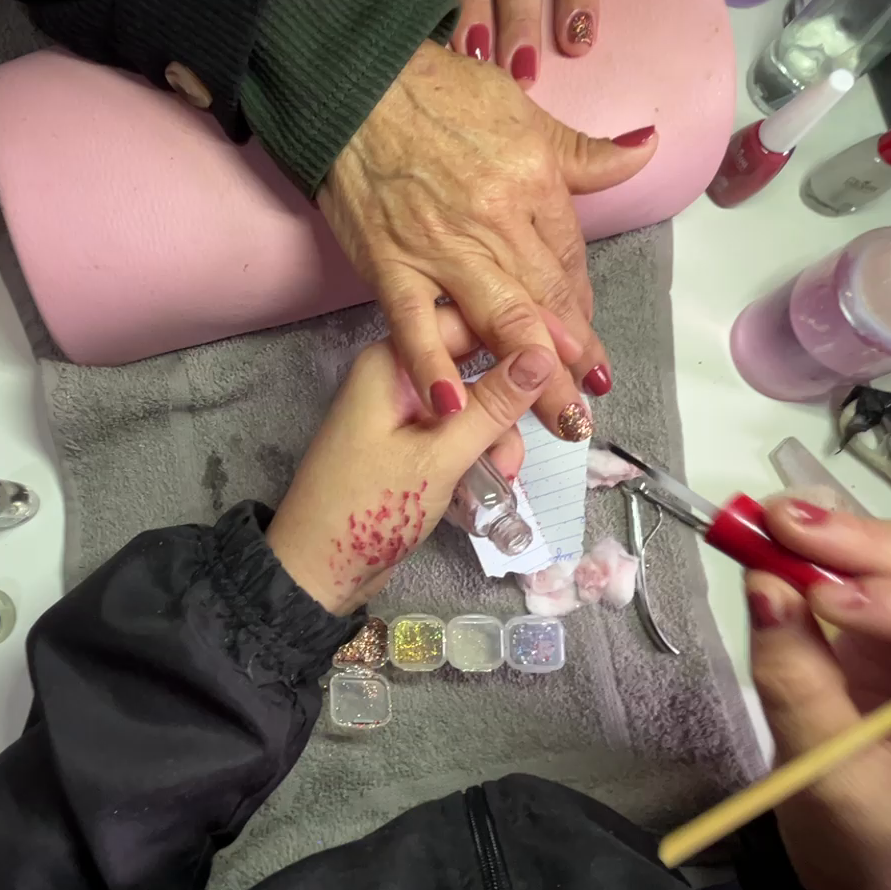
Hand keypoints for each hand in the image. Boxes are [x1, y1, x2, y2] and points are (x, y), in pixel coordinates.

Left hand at [267, 316, 560, 612]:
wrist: (315, 568)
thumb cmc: (370, 507)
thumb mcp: (439, 456)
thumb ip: (494, 405)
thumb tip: (544, 352)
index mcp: (392, 360)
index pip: (470, 321)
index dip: (525, 337)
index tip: (575, 360)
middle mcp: (396, 374)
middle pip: (476, 366)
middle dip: (513, 403)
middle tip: (559, 429)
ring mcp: (400, 410)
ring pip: (471, 406)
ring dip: (496, 438)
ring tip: (504, 478)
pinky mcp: (406, 443)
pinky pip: (455, 433)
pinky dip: (477, 454)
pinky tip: (489, 484)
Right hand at [319, 42, 655, 442]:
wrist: (356, 86)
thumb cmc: (437, 93)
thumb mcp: (522, 110)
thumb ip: (583, 150)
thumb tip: (646, 146)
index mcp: (533, 184)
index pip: (569, 263)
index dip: (581, 314)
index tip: (588, 353)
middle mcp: (496, 223)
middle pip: (545, 304)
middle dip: (569, 362)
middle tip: (584, 411)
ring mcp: (441, 249)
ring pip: (496, 320)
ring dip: (526, 376)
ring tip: (549, 423)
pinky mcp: (390, 264)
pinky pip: (415, 323)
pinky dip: (432, 365)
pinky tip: (452, 406)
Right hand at [746, 500, 890, 889]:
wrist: (865, 855)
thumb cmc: (860, 839)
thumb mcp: (821, 775)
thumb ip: (793, 679)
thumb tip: (764, 582)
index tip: (825, 599)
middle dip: (880, 550)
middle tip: (783, 523)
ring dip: (866, 538)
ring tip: (784, 526)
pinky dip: (855, 546)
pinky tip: (805, 540)